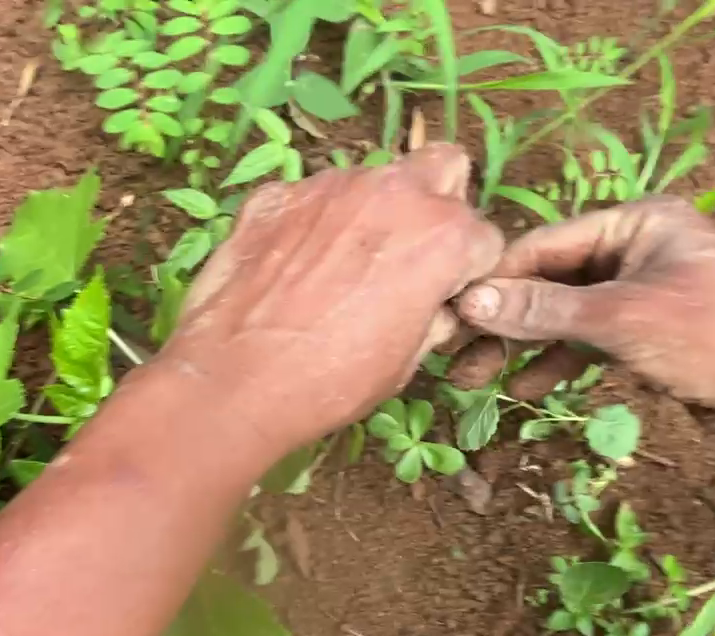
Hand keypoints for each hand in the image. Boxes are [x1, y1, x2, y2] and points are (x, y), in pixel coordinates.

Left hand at [156, 144, 504, 453]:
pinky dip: (305, 223)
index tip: (438, 298)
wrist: (234, 384)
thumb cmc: (327, 385)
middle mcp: (391, 192)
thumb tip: (435, 307)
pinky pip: (304, 199)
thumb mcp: (403, 365)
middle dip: (434, 209)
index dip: (462, 274)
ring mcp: (326, 188)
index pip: (481, 238)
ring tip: (332, 273)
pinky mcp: (273, 198)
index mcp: (441, 236)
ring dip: (365, 214)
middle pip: (440, 171)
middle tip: (402, 261)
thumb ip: (431, 318)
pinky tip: (287, 270)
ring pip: (369, 180)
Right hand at [452, 197, 714, 417]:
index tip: (447, 321)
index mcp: (635, 224)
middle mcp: (633, 250)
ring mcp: (637, 292)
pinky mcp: (641, 330)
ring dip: (519, 349)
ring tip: (476, 384)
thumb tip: (468, 302)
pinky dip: (554, 363)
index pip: (542, 247)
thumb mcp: (621, 320)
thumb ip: (542, 310)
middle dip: (502, 324)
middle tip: (455, 362)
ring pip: (559, 316)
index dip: (493, 284)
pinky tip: (527, 390)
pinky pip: (582, 341)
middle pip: (546, 284)